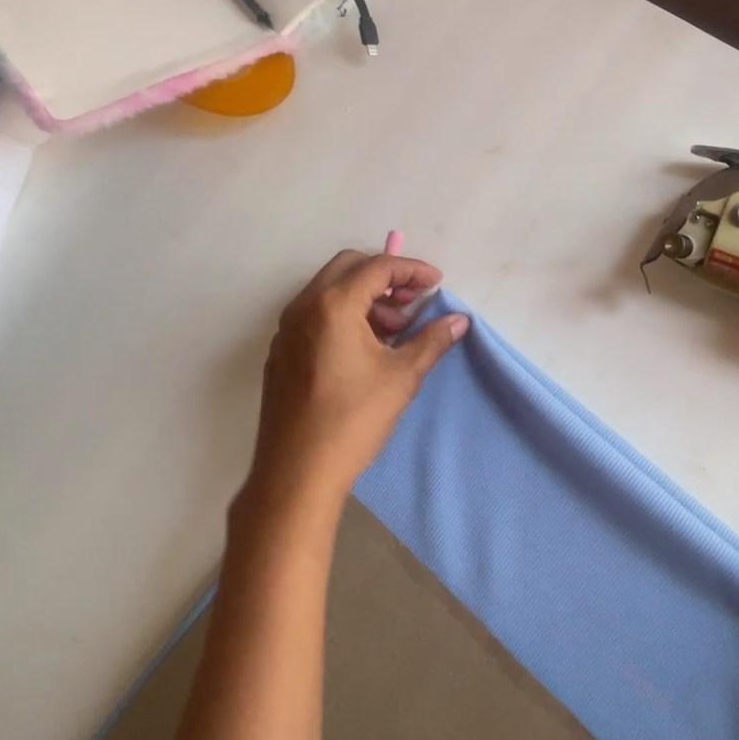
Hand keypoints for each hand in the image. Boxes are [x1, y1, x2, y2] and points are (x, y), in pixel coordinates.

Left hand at [248, 250, 468, 500]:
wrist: (297, 472)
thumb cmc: (353, 419)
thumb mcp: (402, 377)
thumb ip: (431, 340)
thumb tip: (458, 320)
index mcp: (333, 305)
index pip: (378, 267)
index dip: (412, 270)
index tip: (437, 283)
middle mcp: (303, 307)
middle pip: (349, 267)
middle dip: (386, 277)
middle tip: (414, 301)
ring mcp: (286, 330)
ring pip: (329, 291)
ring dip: (365, 297)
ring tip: (395, 331)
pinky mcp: (280, 352)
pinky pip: (315, 315)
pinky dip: (343, 315)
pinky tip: (365, 349)